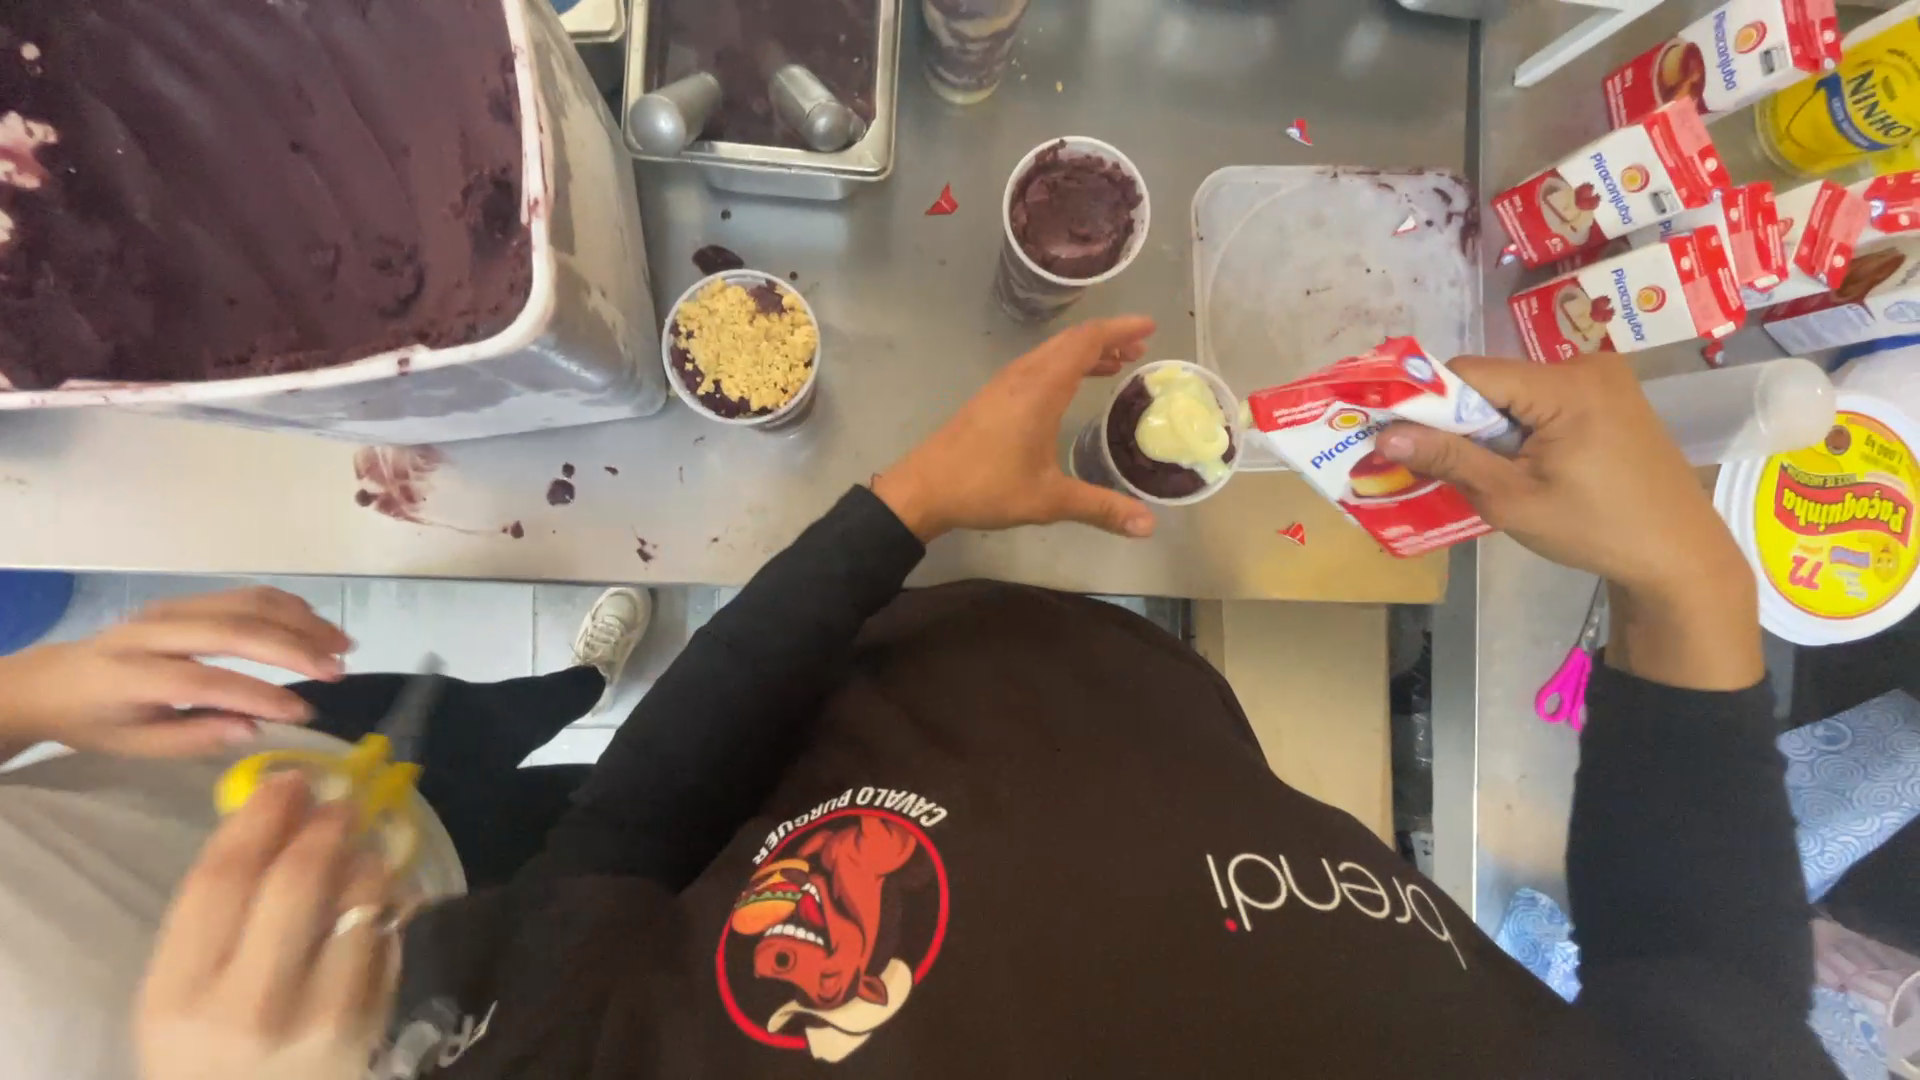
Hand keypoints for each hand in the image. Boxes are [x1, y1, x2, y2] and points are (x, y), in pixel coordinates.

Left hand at [0, 587, 349, 757]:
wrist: (49, 680)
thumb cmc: (98, 720)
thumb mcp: (135, 744)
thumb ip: (196, 737)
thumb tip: (256, 728)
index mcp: (127, 675)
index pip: (204, 681)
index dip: (259, 696)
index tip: (304, 713)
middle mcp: (149, 633)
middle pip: (235, 631)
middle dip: (296, 650)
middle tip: (339, 670)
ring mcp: (172, 609)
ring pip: (250, 605)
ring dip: (305, 623)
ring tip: (344, 645)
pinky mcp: (190, 599)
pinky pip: (250, 595)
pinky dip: (293, 608)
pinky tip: (318, 627)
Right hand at [137, 772, 399, 1079]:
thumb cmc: (220, 1045)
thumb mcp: (191, 991)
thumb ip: (225, 914)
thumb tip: (283, 813)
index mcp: (176, 999)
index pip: (221, 881)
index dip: (259, 816)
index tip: (288, 778)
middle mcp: (248, 1006)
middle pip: (298, 878)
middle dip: (325, 824)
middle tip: (340, 800)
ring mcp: (324, 1010)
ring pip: (363, 894)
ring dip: (368, 857)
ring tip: (360, 853)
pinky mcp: (380, 1010)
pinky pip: (397, 924)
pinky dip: (393, 896)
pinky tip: (381, 896)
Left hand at [872, 316, 1158, 541]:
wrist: (923, 489)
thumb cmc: (986, 487)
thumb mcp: (1049, 500)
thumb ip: (1100, 508)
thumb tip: (1148, 526)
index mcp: (1040, 388)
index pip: (1087, 342)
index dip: (1121, 329)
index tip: (1150, 327)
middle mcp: (1022, 376)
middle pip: (1070, 342)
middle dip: (1107, 340)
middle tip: (1139, 349)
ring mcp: (1003, 385)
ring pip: (1050, 354)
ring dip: (1083, 354)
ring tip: (1114, 365)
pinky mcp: (990, 399)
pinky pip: (1035, 368)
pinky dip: (1061, 368)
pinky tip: (1068, 390)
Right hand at [1378, 354, 1761, 690]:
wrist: (1678, 554)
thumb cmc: (1593, 528)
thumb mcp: (1508, 497)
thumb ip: (1447, 458)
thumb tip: (1383, 435)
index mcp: (1566, 386)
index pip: (1468, 372)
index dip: (1424, 400)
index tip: (1394, 434)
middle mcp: (1584, 367)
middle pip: (1487, 380)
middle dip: (1450, 418)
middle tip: (1425, 460)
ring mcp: (1599, 381)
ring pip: (1507, 392)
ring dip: (1477, 426)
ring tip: (1465, 468)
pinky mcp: (1603, 399)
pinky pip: (1533, 402)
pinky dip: (1506, 428)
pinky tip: (1502, 463)